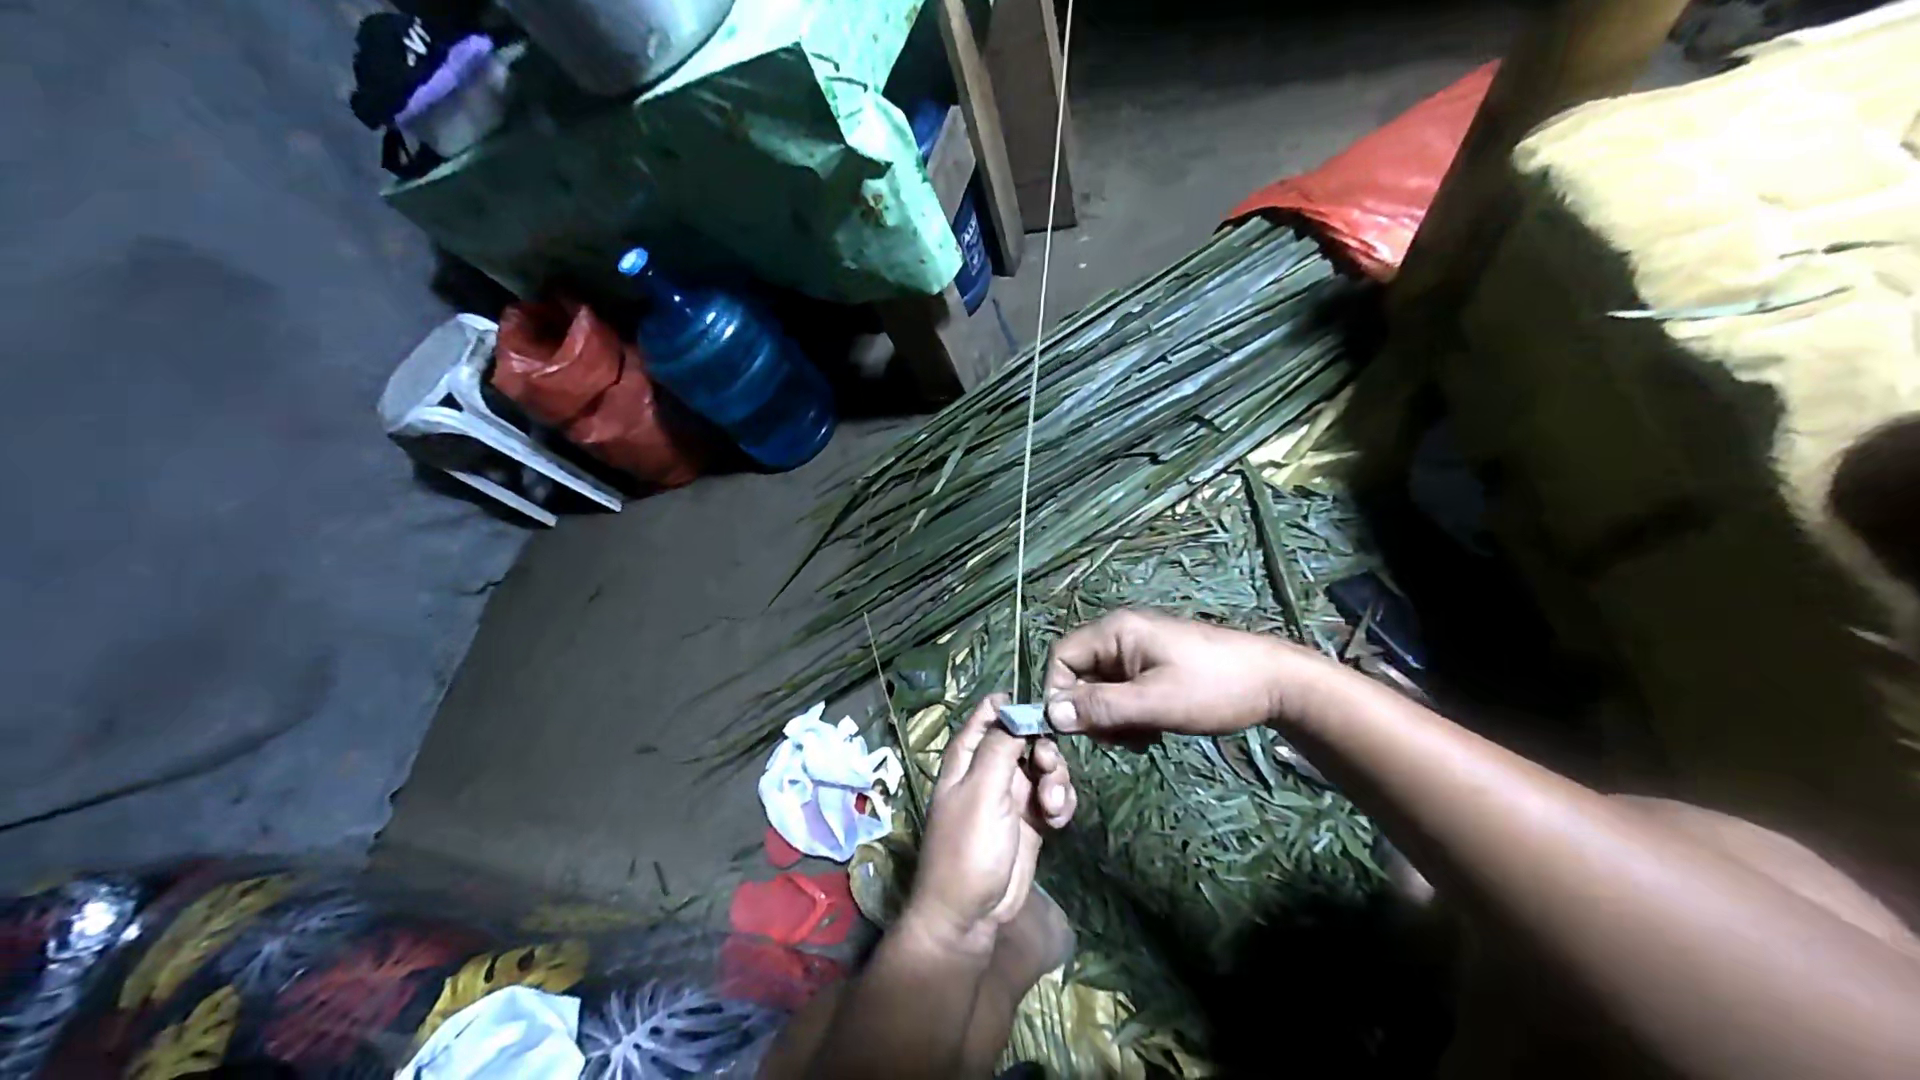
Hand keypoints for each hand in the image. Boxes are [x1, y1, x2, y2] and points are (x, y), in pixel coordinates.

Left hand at [906, 694, 1076, 956]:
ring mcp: (1011, 795)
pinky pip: (1054, 796)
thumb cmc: (968, 847)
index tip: (1041, 711)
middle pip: (1026, 738)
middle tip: (1047, 768)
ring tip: (1053, 809)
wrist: (971, 914)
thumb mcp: (982, 791)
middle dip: (1044, 750)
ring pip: (1044, 767)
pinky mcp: (1031, 819)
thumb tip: (1014, 709)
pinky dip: (1060, 803)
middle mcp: (989, 770)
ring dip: (1056, 782)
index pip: (989, 714)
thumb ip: (1000, 747)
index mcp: (967, 757)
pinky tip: (1057, 821)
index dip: (1014, 707)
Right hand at [1044, 609, 1325, 737]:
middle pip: (1081, 676)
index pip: (1062, 657)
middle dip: (1093, 712)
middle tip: (1120, 738)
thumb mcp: (1154, 702)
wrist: (1276, 683)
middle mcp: (1121, 636)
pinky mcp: (1154, 669)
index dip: (1059, 693)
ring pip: (1102, 690)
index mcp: (1116, 631)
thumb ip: (1101, 707)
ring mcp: (1139, 652)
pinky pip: (1123, 693)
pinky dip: (1130, 716)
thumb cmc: (1213, 687)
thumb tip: (1051, 714)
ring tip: (1143, 736)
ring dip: (1113, 719)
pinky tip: (1153, 731)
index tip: (1077, 728)